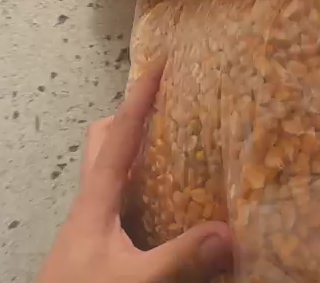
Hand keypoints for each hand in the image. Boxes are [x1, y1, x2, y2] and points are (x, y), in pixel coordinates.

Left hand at [35, 61, 232, 282]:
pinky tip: (164, 201)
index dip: (140, 94)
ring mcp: (88, 225)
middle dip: (130, 114)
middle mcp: (89, 203)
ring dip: (133, 148)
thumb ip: (180, 257)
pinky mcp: (92, 246)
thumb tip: (232, 231)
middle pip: (103, 140)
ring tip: (173, 143)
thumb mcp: (134, 282)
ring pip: (107, 168)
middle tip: (167, 101)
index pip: (120, 133)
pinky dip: (138, 183)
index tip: (160, 59)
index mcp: (95, 199)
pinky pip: (116, 196)